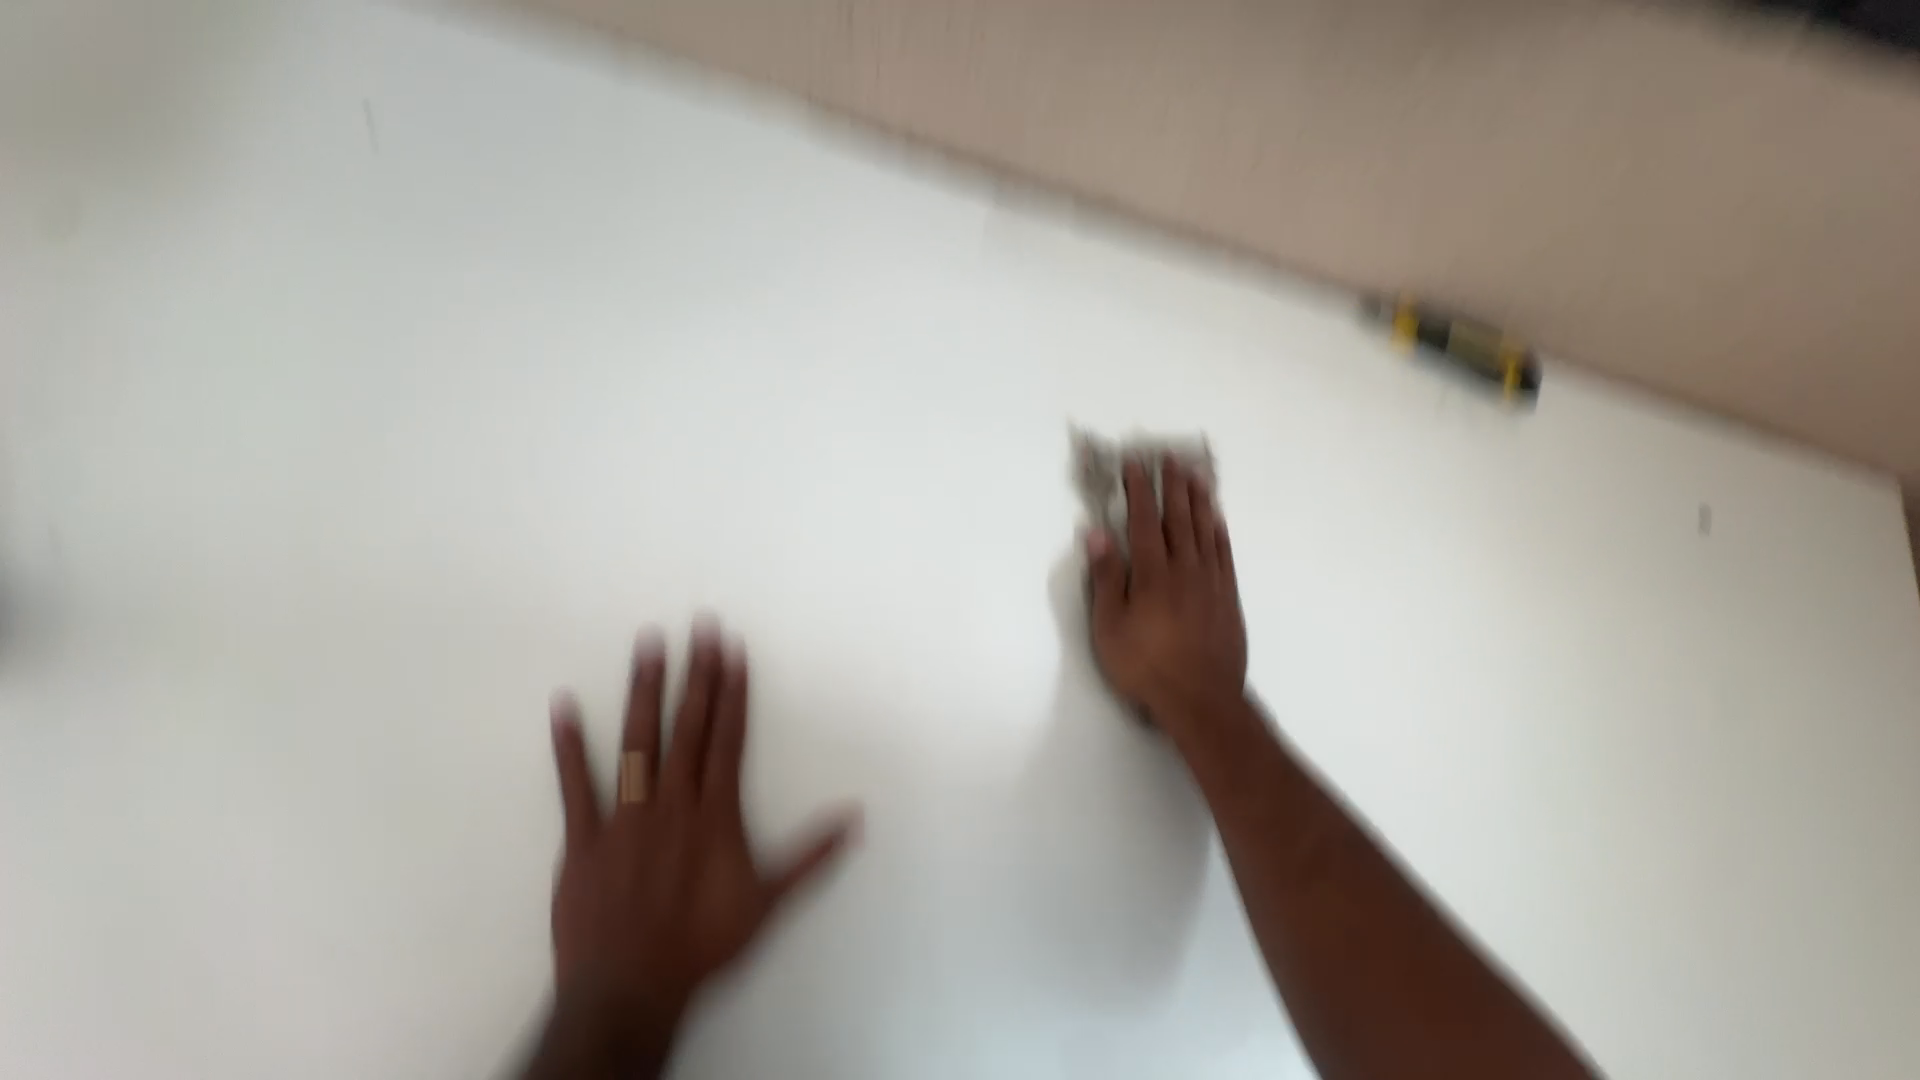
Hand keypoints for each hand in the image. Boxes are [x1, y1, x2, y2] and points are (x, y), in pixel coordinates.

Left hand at [545, 619, 859, 1065]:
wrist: (630, 990)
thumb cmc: (703, 944)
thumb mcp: (768, 903)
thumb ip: (811, 857)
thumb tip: (854, 818)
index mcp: (715, 814)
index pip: (728, 739)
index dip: (732, 692)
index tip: (733, 652)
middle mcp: (672, 803)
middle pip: (688, 727)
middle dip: (696, 674)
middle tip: (700, 626)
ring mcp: (625, 817)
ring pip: (637, 742)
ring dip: (643, 691)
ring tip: (648, 644)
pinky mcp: (584, 838)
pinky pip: (574, 786)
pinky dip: (567, 747)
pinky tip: (563, 706)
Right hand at [1087, 458, 1247, 732]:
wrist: (1200, 699)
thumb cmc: (1145, 666)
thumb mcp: (1109, 626)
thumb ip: (1105, 578)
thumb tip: (1097, 534)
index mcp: (1152, 574)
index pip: (1144, 520)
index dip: (1139, 490)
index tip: (1135, 464)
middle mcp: (1184, 569)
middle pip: (1179, 517)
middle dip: (1173, 485)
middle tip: (1171, 457)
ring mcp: (1210, 582)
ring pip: (1205, 530)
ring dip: (1199, 500)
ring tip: (1196, 476)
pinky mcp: (1227, 598)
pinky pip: (1224, 553)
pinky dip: (1219, 531)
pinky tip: (1217, 519)